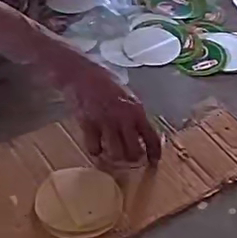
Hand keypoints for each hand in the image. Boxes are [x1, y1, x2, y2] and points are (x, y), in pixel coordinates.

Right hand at [54, 51, 162, 165]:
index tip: (154, 163)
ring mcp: (105, 122)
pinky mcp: (88, 124)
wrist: (82, 74)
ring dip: (115, 158)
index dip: (155, 154)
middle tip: (130, 160)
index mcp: (137, 111)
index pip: (152, 138)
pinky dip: (96, 151)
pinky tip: (97, 147)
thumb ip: (136, 116)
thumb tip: (143, 134)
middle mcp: (124, 118)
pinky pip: (94, 148)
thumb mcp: (129, 97)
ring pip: (116, 154)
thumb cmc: (107, 83)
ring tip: (114, 156)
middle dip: (134, 160)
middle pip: (134, 151)